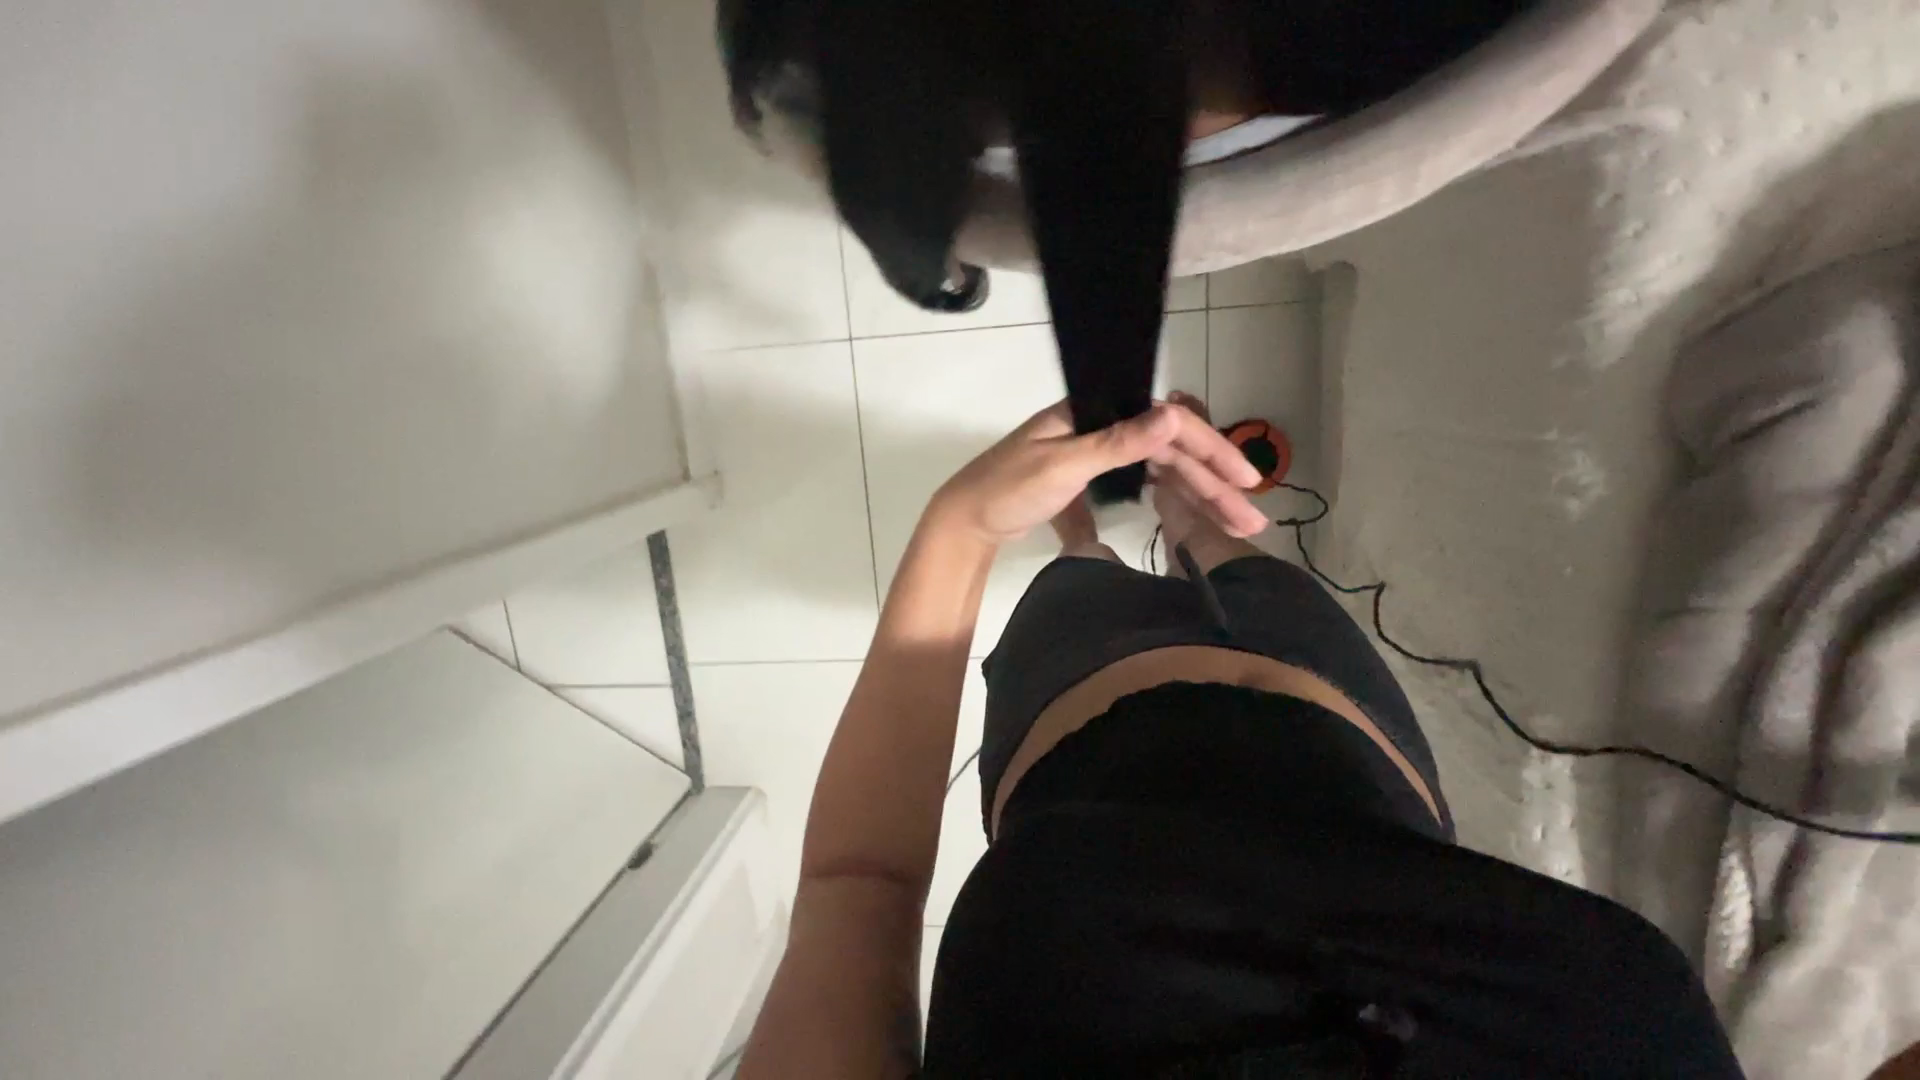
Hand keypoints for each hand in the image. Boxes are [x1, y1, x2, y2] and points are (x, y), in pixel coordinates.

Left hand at [928, 400, 1267, 544]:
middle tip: (1252, 520)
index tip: (1246, 481)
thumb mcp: (1063, 465)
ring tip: (1236, 527)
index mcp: (1098, 414)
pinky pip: (1142, 484)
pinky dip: (1168, 500)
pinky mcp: (1093, 478)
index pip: (1169, 427)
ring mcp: (1100, 454)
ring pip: (1161, 472)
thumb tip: (1173, 414)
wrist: (967, 519)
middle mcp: (1105, 428)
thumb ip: (1118, 443)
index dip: (1211, 452)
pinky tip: (1192, 517)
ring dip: (1198, 498)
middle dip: (1214, 485)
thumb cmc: (1007, 489)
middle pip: (1172, 453)